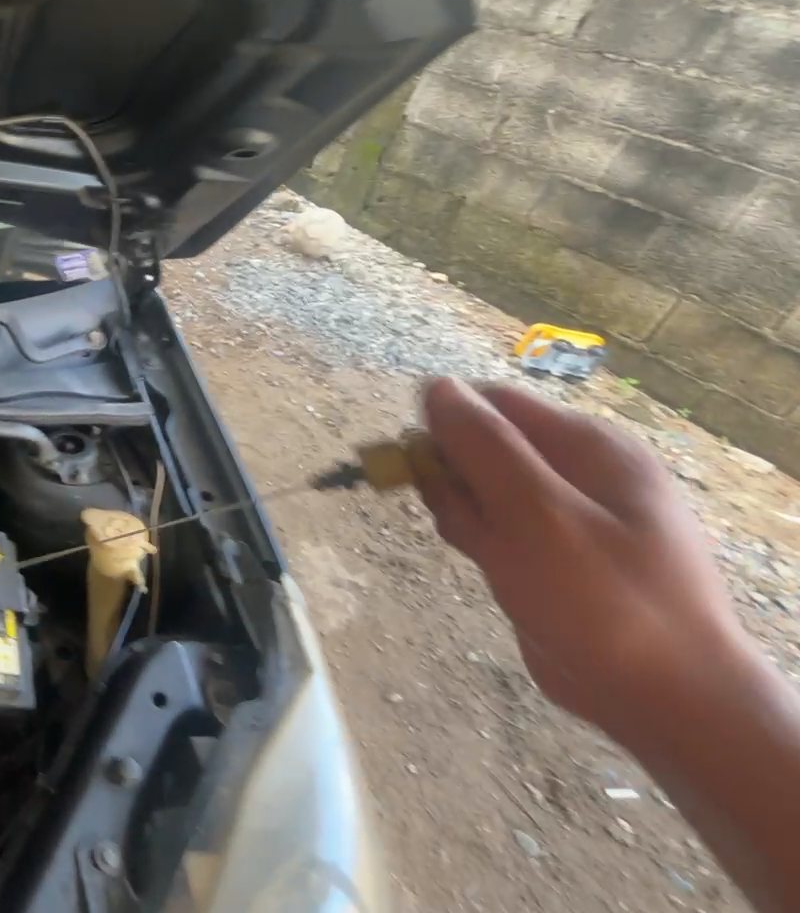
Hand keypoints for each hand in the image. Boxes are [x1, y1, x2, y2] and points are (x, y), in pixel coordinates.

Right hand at [413, 378, 750, 740]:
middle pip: (477, 444)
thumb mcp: (534, 512)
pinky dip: (474, 537)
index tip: (422, 464)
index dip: (445, 425)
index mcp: (588, 447)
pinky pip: (489, 523)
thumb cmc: (601, 596)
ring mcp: (561, 511)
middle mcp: (576, 469)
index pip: (492, 403)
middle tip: (467, 520)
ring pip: (475, 486)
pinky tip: (487, 564)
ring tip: (486, 552)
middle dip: (450, 476)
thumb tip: (436, 386)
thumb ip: (483, 445)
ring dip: (459, 512)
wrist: (660, 697)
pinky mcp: (545, 548)